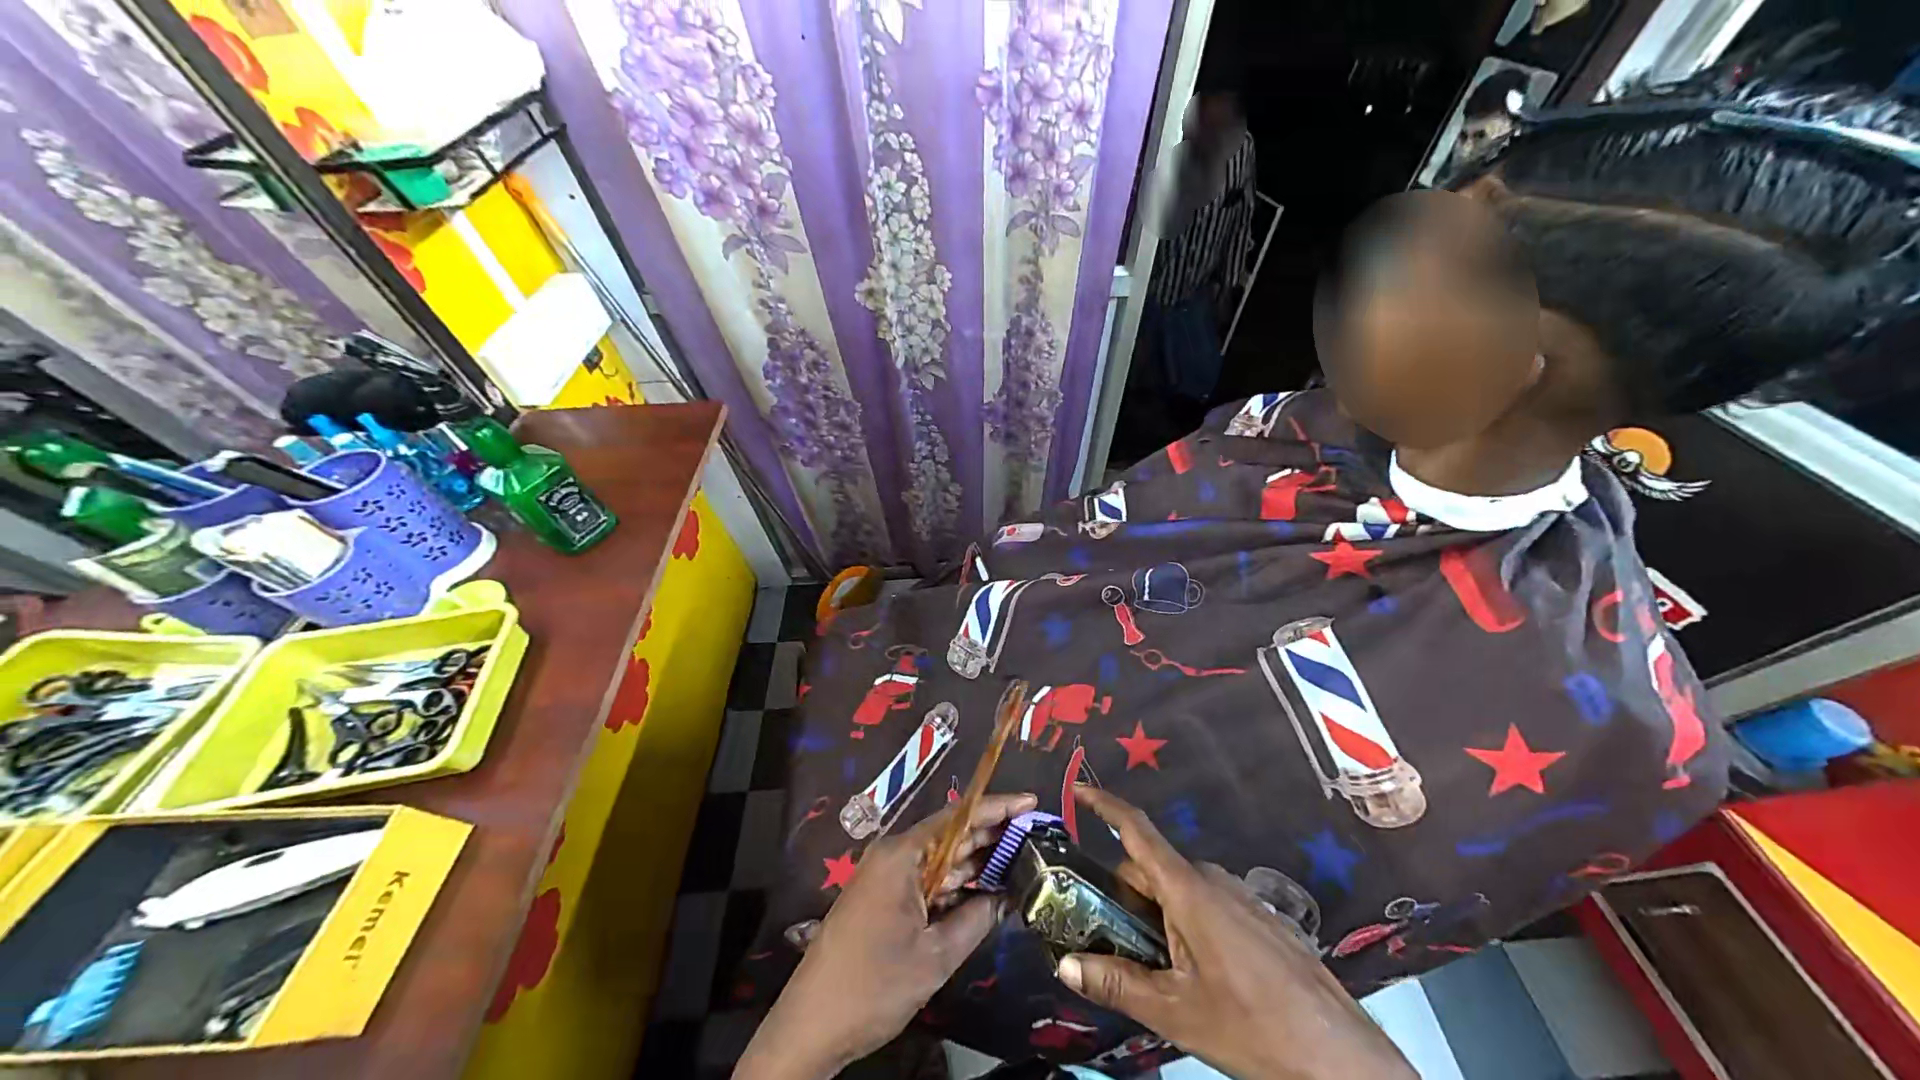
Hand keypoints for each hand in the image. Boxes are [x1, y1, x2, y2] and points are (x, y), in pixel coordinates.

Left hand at [734, 792, 1039, 1079]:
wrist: (811, 1026)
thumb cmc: (874, 986)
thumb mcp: (935, 956)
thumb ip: (976, 919)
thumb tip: (1005, 896)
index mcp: (902, 856)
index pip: (957, 818)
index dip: (996, 808)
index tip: (1030, 803)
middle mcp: (892, 856)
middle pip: (949, 835)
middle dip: (990, 835)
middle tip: (1033, 834)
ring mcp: (884, 877)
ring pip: (939, 859)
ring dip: (975, 862)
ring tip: (1019, 859)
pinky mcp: (881, 899)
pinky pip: (925, 881)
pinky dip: (954, 885)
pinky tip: (984, 890)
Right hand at [1055, 786, 1414, 1079]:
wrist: (1343, 1060)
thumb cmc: (1254, 1028)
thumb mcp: (1175, 1012)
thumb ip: (1116, 983)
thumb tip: (1065, 965)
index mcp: (1188, 890)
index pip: (1137, 830)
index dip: (1104, 805)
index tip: (1077, 790)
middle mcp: (1214, 881)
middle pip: (1152, 869)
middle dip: (1122, 897)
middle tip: (1103, 940)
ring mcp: (1240, 898)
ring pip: (1178, 890)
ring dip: (1154, 915)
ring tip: (1149, 968)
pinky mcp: (1259, 919)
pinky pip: (1206, 905)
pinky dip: (1183, 924)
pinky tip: (1193, 974)